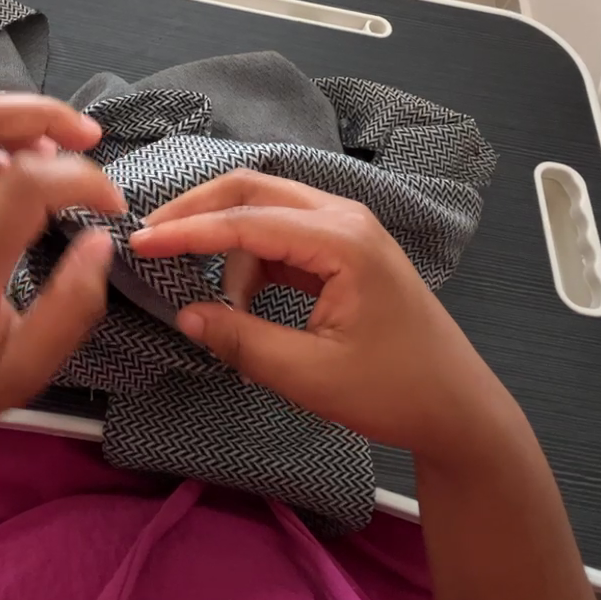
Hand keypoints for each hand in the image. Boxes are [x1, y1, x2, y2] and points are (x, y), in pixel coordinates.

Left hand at [0, 93, 125, 467]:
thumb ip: (73, 303)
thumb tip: (100, 240)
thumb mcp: (25, 368)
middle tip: (86, 138)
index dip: (86, 177)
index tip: (111, 206)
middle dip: (44, 112)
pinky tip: (3, 167)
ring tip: (47, 149)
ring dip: (7, 116)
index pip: (30, 179)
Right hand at [129, 170, 515, 462]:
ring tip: (217, 305)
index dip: (187, 232)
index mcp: (341, 239)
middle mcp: (343, 216)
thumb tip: (185, 315)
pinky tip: (241, 299)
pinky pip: (283, 235)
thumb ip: (241, 340)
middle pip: (254, 189)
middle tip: (153, 237)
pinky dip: (253, 260)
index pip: (246, 221)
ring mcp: (346, 228)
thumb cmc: (392, 392)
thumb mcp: (309, 375)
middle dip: (199, 211)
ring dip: (229, 244)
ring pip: (266, 209)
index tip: (140, 243)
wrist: (459, 409)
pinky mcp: (343, 248)